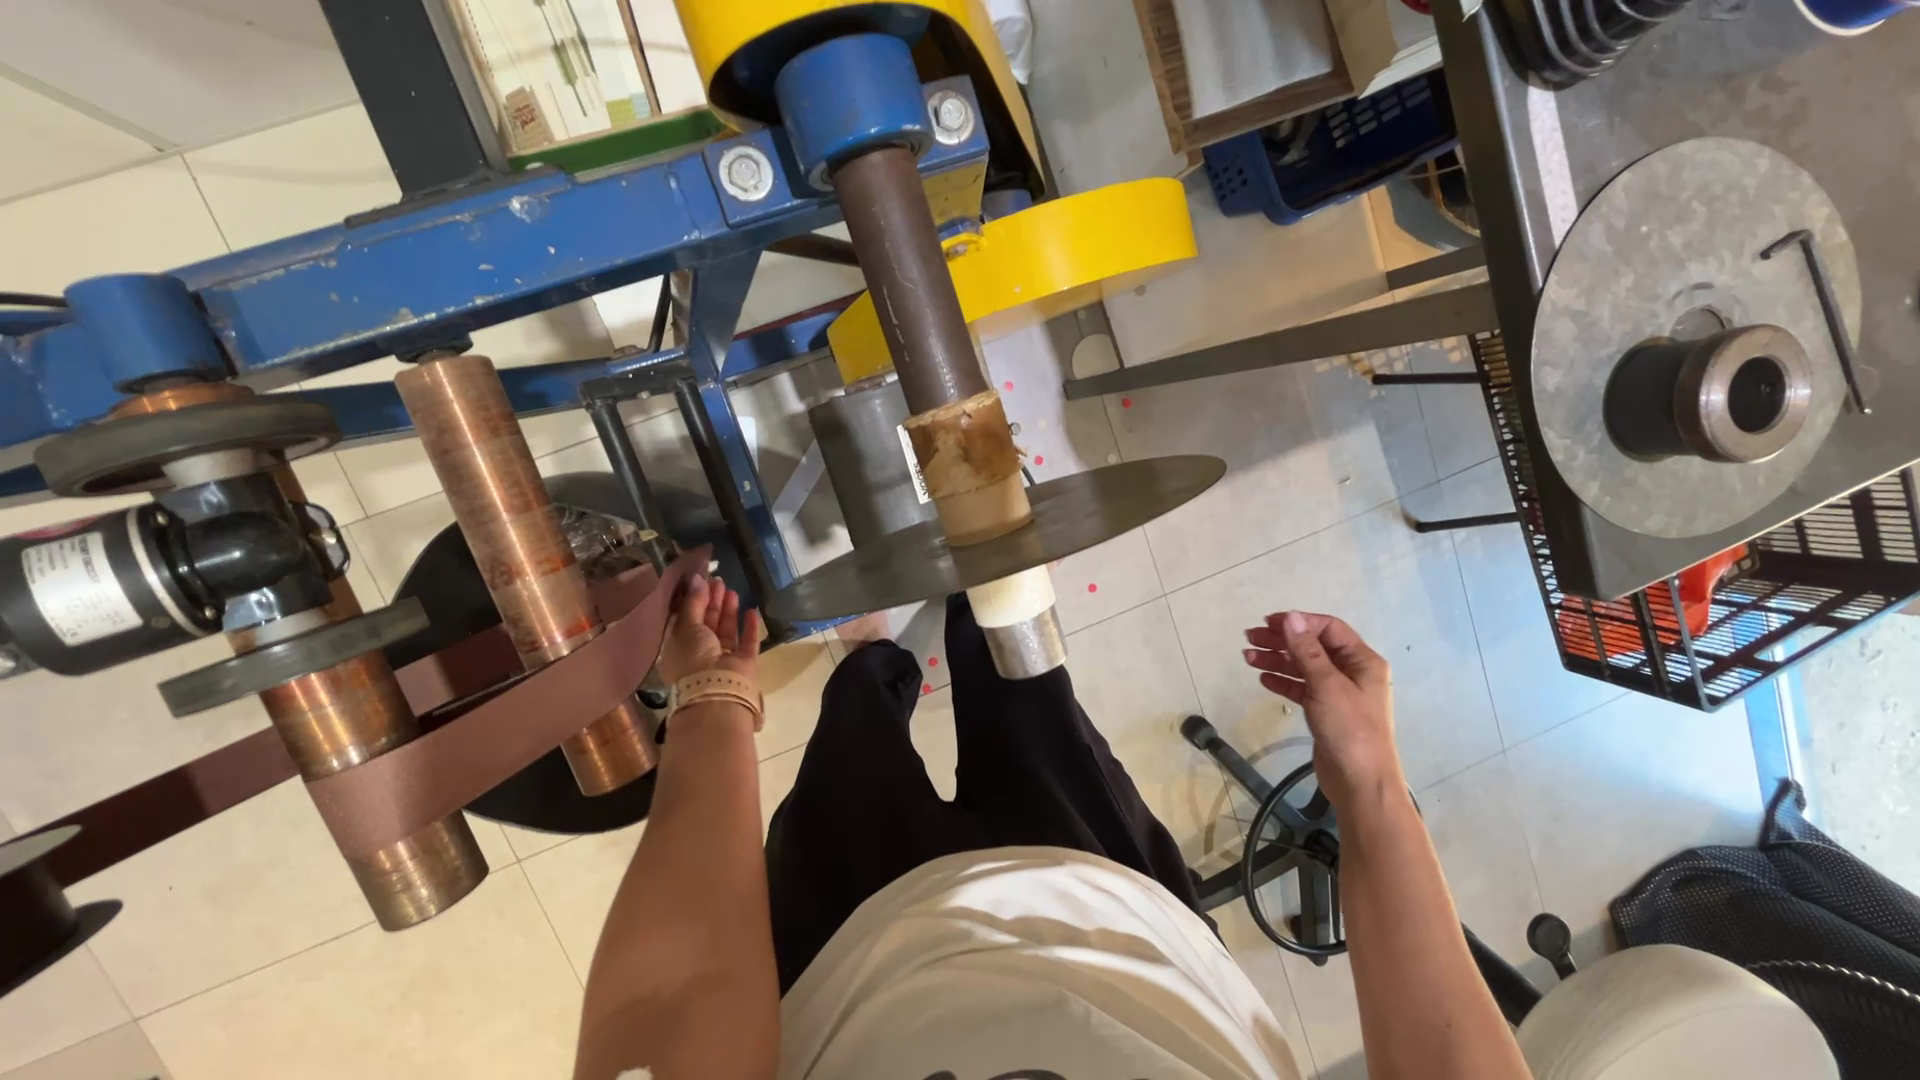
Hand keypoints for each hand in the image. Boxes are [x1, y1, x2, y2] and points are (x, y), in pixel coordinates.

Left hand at [658, 575, 761, 684]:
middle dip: (713, 603)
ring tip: (732, 591)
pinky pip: (748, 642)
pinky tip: (752, 610)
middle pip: (708, 624)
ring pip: (727, 631)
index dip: (695, 601)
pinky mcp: (744, 663)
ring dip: (730, 611)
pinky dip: (750, 627)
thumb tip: (697, 579)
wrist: (715, 687)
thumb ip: (693, 602)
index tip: (703, 582)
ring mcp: (723, 660)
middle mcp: (700, 654)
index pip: (687, 621)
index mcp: (680, 649)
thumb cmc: (692, 656)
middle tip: (719, 582)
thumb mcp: (686, 626)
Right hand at [1243, 611, 1399, 809]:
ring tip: (1247, 657)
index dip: (1298, 622)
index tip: (1267, 624)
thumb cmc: (1349, 729)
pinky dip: (1282, 681)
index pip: (1328, 628)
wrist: (1360, 782)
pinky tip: (1263, 678)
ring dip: (1277, 660)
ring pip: (1303, 667)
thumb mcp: (1327, 685)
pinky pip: (1301, 688)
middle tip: (1250, 638)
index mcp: (1362, 661)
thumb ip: (1307, 650)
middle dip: (1282, 640)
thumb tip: (1291, 617)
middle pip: (1313, 646)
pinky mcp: (1325, 711)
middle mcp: (1352, 672)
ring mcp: (1338, 692)